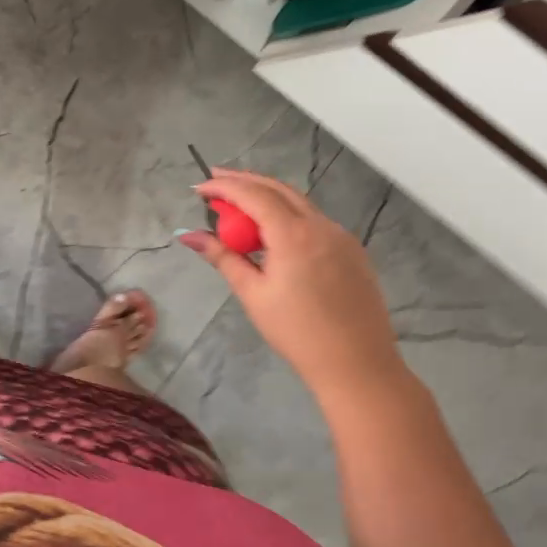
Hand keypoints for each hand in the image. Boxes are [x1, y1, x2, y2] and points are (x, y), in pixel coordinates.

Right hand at [179, 170, 404, 400]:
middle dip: (245, 180)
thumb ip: (222, 257)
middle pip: (278, 189)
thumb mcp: (252, 293)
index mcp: (295, 236)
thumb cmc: (297, 332)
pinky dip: (288, 215)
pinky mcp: (353, 251)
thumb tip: (187, 235)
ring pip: (299, 203)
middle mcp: (322, 227)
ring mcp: (342, 238)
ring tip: (238, 206)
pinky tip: (272, 233)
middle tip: (215, 180)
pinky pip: (314, 221)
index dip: (224, 186)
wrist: (358, 366)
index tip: (199, 188)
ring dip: (267, 197)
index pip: (254, 195)